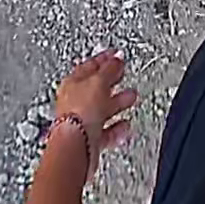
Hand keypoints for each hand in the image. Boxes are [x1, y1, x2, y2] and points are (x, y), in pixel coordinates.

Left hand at [52, 49, 137, 176]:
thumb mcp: (99, 81)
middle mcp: (74, 102)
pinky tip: (125, 125)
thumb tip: (117, 58)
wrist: (76, 148)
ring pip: (103, 109)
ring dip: (118, 103)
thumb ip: (110, 68)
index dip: (105, 59)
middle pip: (96, 87)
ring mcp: (81, 123)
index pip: (90, 66)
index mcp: (72, 83)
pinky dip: (116, 128)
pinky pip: (106, 131)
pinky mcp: (88, 142)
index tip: (117, 54)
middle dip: (113, 80)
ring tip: (132, 97)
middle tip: (124, 72)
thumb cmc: (80, 112)